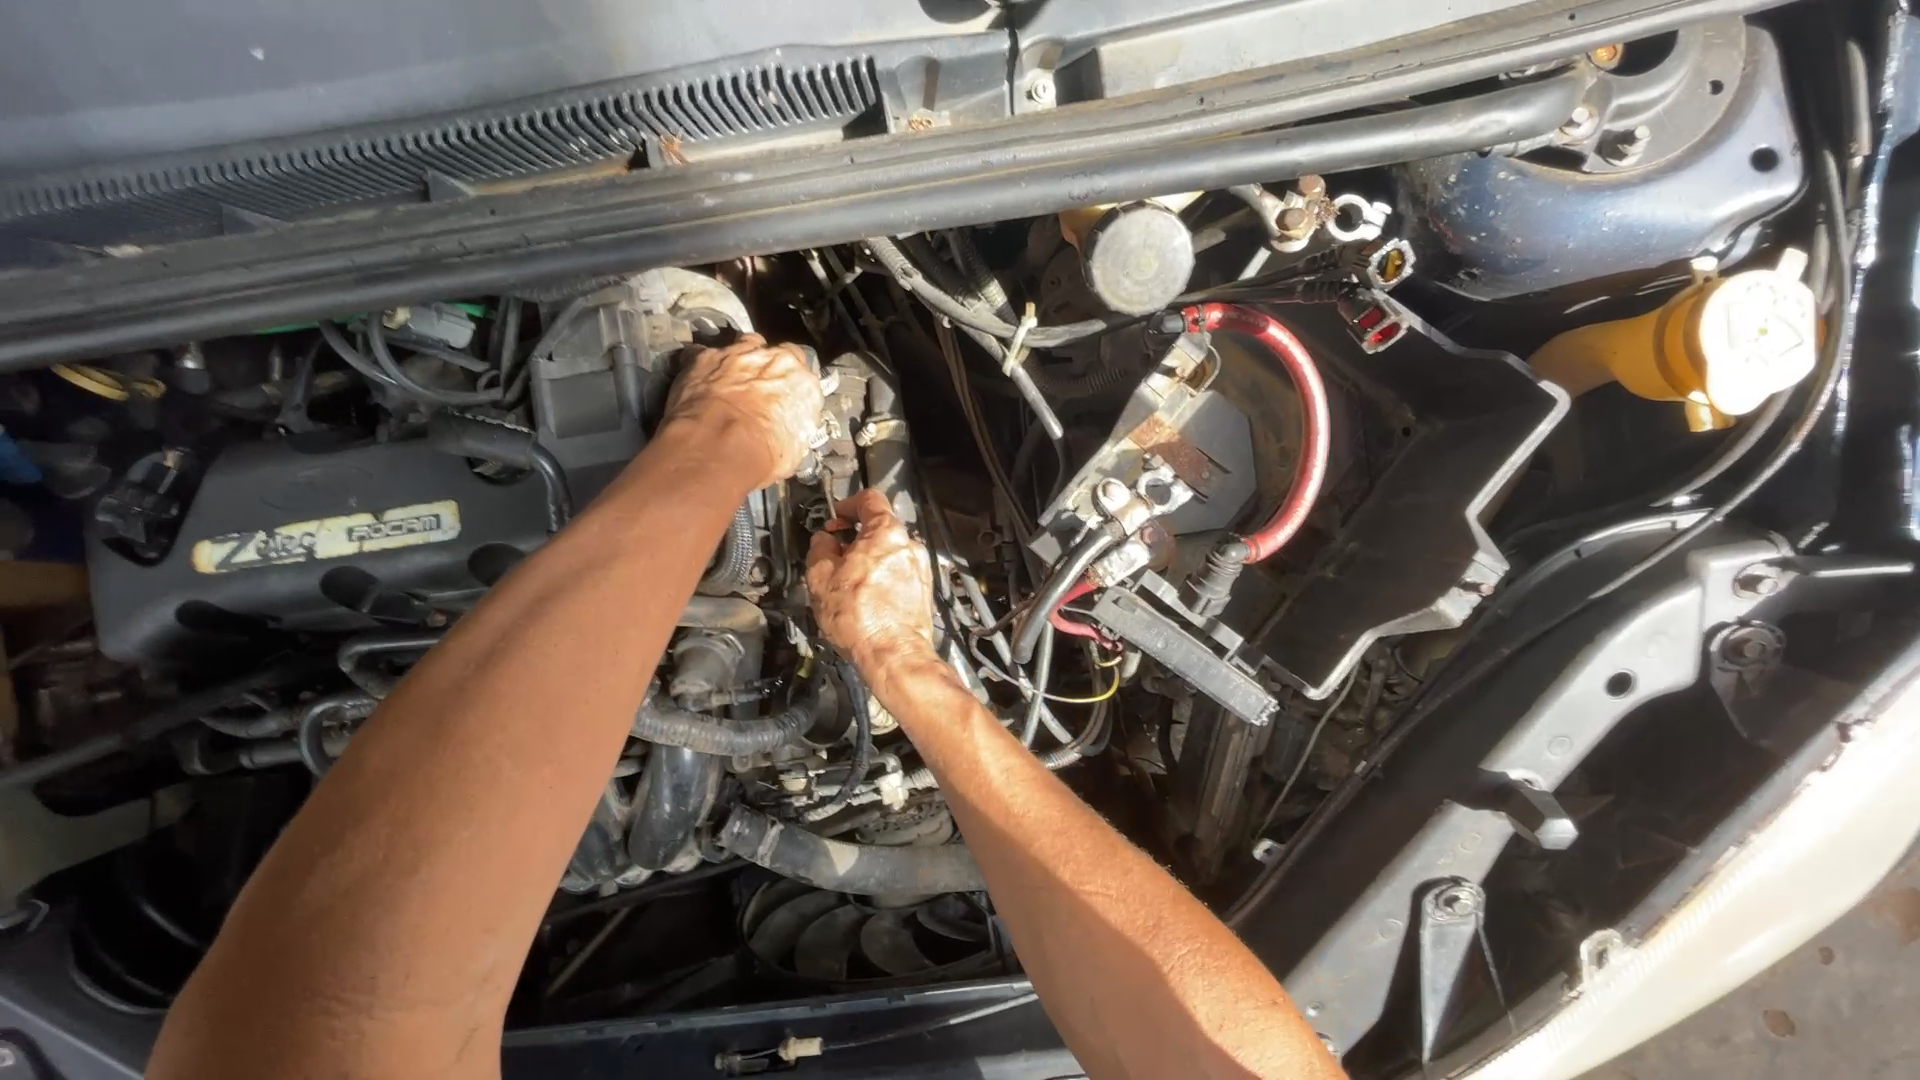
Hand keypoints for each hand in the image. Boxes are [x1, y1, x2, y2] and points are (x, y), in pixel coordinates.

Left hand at [663, 335, 824, 488]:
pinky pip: (703, 353)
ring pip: (741, 345)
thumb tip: (790, 430)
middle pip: (772, 352)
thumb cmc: (763, 452)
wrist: (720, 446)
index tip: (786, 396)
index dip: (792, 382)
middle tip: (757, 390)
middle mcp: (773, 359)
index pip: (804, 371)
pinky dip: (703, 366)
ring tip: (730, 383)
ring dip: (738, 360)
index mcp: (802, 381)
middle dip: (767, 366)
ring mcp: (737, 354)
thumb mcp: (796, 447)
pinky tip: (699, 382)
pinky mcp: (704, 358)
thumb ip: (796, 424)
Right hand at [807, 490, 935, 669]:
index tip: (836, 518)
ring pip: (889, 553)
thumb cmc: (860, 617)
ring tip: (847, 582)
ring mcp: (919, 569)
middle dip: (856, 538)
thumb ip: (820, 549)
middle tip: (835, 554)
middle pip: (880, 528)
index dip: (848, 505)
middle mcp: (909, 545)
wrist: (893, 654)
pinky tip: (865, 598)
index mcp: (886, 532)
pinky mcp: (922, 591)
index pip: (870, 499)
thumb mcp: (820, 578)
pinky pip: (898, 574)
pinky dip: (881, 578)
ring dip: (868, 560)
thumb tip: (824, 540)